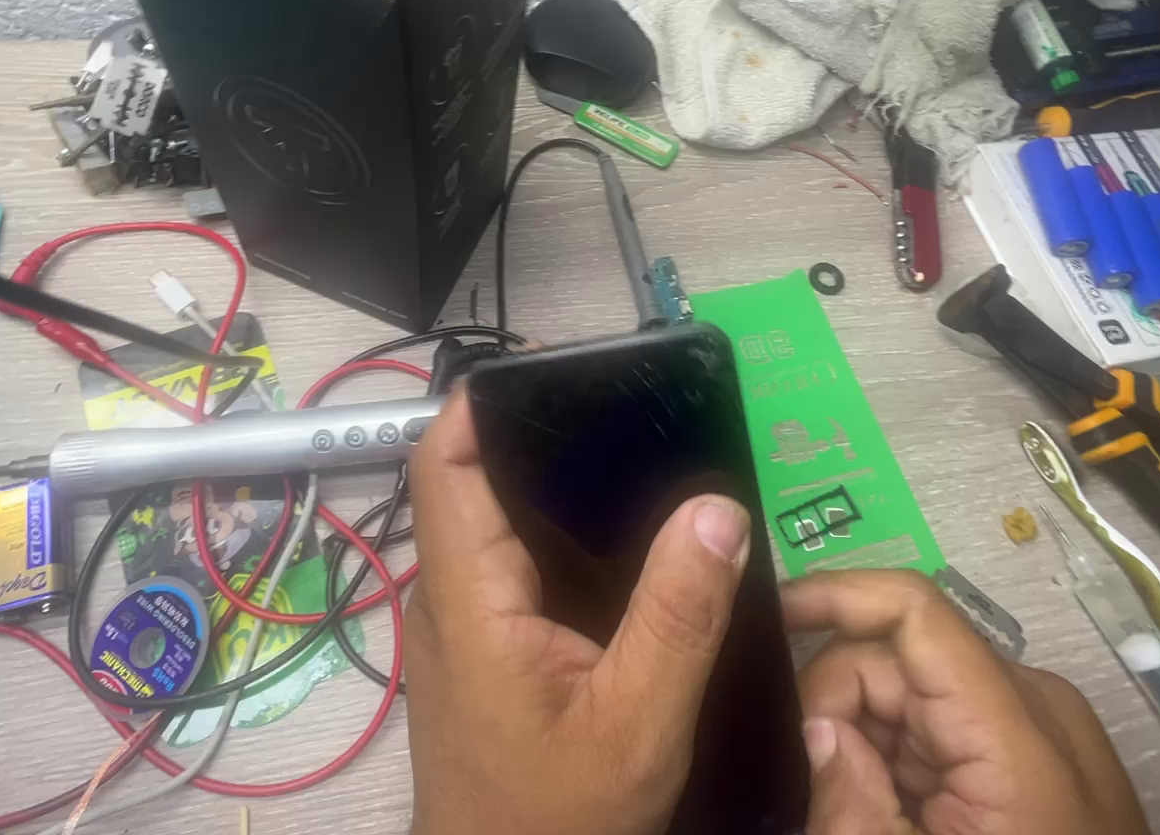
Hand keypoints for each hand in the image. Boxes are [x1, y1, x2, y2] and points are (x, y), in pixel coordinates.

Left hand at [404, 392, 752, 834]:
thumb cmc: (558, 818)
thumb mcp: (638, 722)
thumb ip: (677, 616)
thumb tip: (715, 509)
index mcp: (469, 599)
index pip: (444, 467)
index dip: (475, 405)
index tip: (538, 370)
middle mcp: (449, 595)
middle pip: (465, 480)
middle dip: (520, 430)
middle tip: (601, 403)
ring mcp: (458, 618)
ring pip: (484, 517)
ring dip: (533, 476)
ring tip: (611, 449)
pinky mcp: (477, 639)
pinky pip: (500, 556)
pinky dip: (540, 523)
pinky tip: (603, 530)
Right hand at [785, 570, 1149, 834]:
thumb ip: (847, 799)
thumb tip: (817, 729)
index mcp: (1017, 735)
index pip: (915, 611)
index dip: (836, 594)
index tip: (770, 616)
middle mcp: (1032, 706)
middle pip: (894, 656)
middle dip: (835, 700)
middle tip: (808, 774)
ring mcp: (1035, 729)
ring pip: (905, 687)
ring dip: (861, 732)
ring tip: (856, 803)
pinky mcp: (1029, 751)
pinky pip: (932, 721)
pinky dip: (892, 752)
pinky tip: (889, 805)